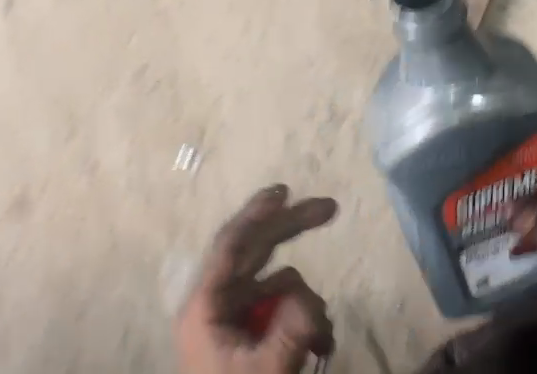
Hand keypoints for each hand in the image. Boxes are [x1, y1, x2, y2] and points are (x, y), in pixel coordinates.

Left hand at [175, 185, 338, 373]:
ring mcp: (233, 316)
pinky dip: (305, 316)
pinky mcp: (248, 332)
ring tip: (323, 340)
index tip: (285, 192)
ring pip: (275, 281)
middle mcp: (216, 302)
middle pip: (256, 249)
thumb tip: (310, 297)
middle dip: (292, 230)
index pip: (231, 246)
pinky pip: (282, 306)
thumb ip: (290, 333)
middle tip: (331, 209)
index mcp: (205, 306)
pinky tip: (321, 344)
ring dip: (305, 299)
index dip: (257, 214)